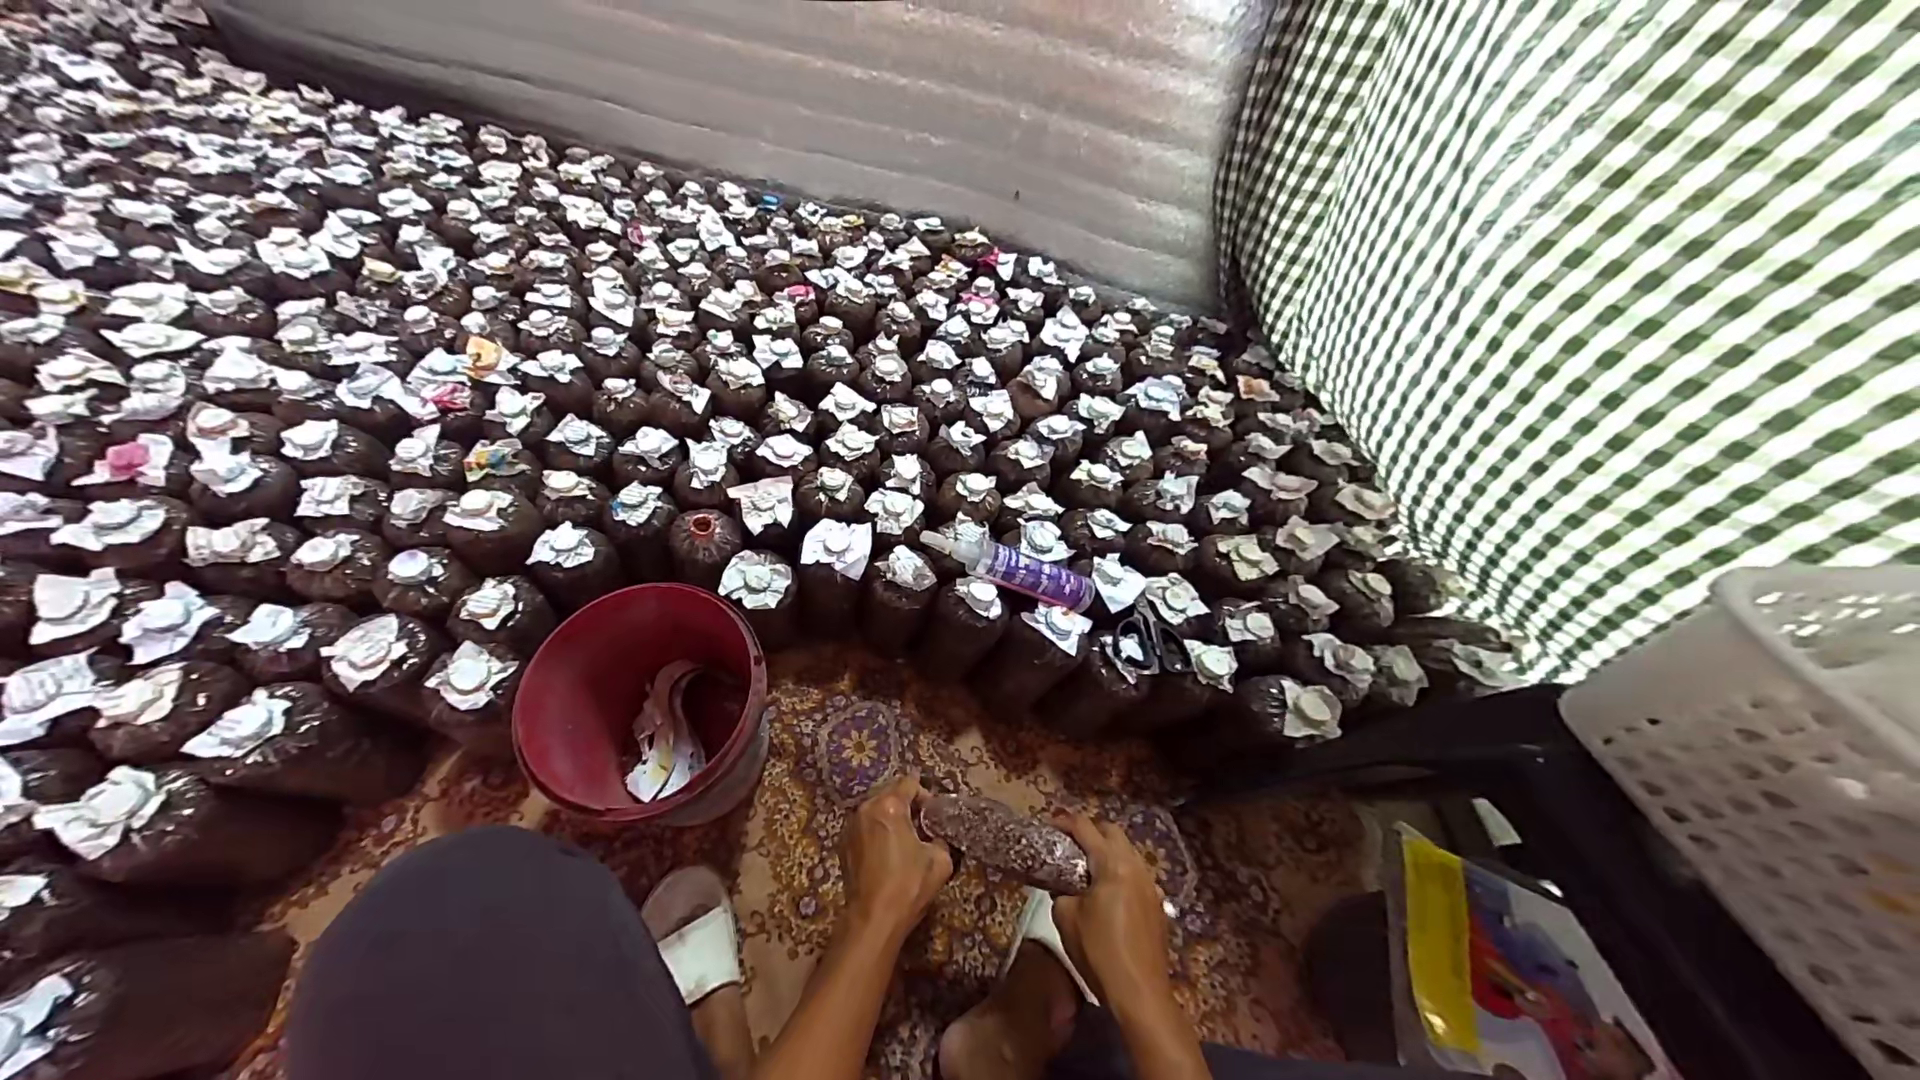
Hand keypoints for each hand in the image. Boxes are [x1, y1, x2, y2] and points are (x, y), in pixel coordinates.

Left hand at [842, 774, 952, 944]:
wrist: (873, 918)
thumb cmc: (908, 885)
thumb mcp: (940, 860)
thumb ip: (940, 837)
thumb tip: (935, 835)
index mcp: (890, 806)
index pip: (909, 783)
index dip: (925, 795)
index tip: (932, 815)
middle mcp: (867, 808)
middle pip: (890, 794)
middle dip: (906, 806)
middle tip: (920, 828)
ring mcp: (851, 826)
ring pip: (875, 810)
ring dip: (890, 819)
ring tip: (903, 841)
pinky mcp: (843, 844)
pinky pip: (864, 827)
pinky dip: (876, 832)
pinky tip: (886, 854)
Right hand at [1051, 814, 1172, 1010]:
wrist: (1140, 994)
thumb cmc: (1099, 952)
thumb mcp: (1066, 917)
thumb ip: (1061, 891)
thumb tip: (1064, 885)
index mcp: (1112, 863)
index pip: (1085, 827)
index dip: (1064, 821)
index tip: (1048, 823)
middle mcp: (1135, 866)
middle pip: (1112, 832)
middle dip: (1090, 831)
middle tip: (1068, 843)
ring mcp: (1150, 885)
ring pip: (1128, 851)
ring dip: (1107, 851)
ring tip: (1085, 866)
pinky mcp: (1157, 904)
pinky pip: (1136, 874)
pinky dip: (1120, 871)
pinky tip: (1107, 891)